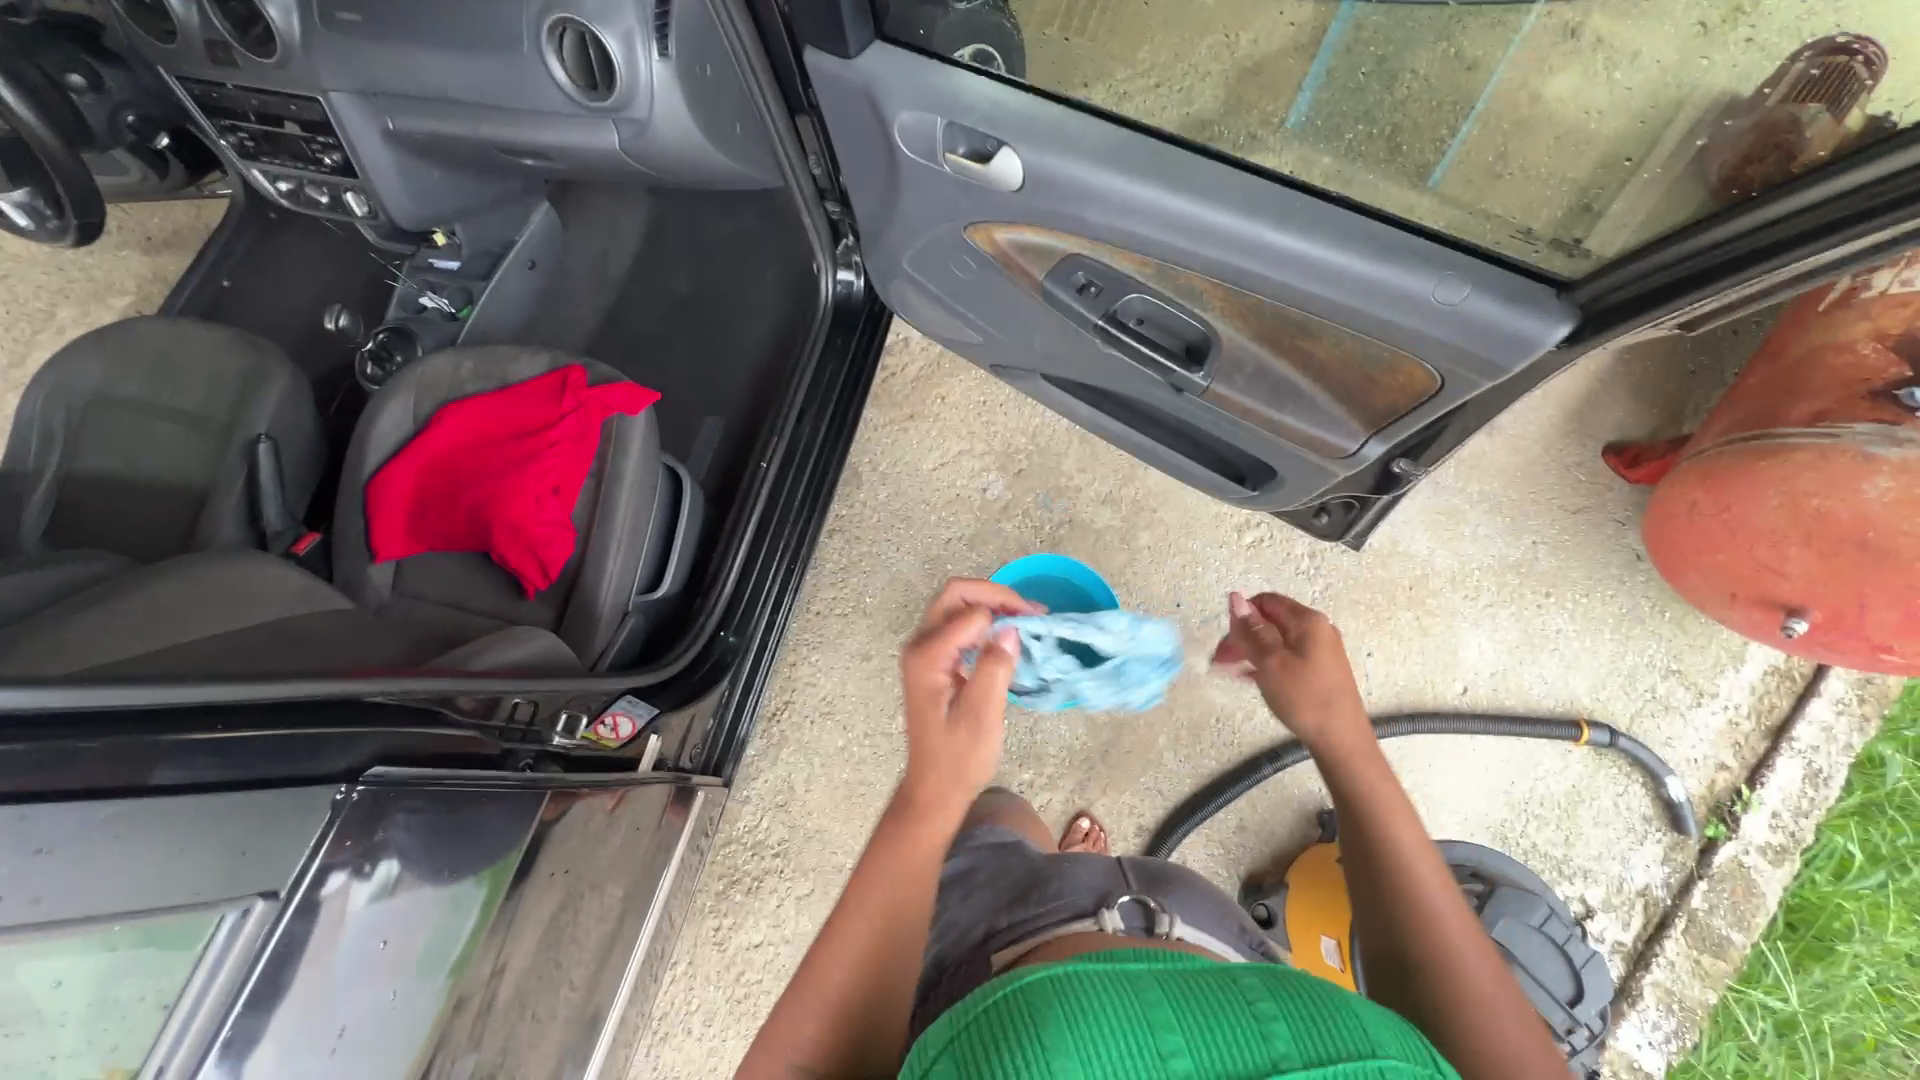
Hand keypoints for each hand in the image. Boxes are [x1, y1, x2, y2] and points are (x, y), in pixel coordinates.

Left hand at [897, 579, 1040, 811]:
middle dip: (995, 595)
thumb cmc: (958, 758)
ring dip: (990, 605)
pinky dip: (983, 621)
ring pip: (955, 605)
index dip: (1005, 609)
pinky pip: (956, 624)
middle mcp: (919, 646)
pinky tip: (1006, 634)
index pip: (970, 610)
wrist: (934, 787)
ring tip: (1025, 618)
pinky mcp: (932, 661)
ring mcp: (922, 652)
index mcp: (927, 656)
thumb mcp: (982, 715)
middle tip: (1031, 611)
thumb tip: (1011, 629)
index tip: (1036, 623)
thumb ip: (994, 667)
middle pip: (955, 594)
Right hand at [1212, 591, 1369, 749]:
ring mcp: (1321, 649)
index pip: (1265, 601)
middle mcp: (1317, 629)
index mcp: (1307, 621)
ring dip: (1250, 651)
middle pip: (1271, 621)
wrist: (1340, 739)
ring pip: (1277, 640)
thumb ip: (1250, 630)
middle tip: (1221, 660)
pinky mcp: (1320, 668)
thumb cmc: (1303, 698)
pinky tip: (1250, 678)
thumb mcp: (1270, 662)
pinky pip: (1286, 655)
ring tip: (1231, 671)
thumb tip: (1234, 597)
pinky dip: (1266, 662)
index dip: (1241, 616)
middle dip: (1243, 636)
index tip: (1226, 641)